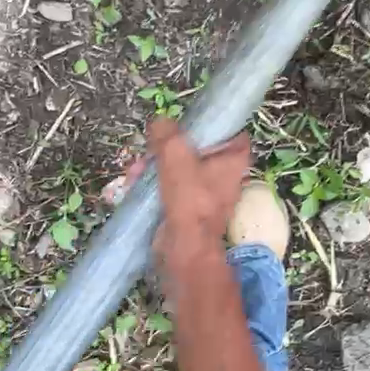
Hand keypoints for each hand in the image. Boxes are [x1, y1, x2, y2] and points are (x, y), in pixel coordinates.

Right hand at [147, 118, 250, 280]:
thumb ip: (167, 134)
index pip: (233, 134)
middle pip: (198, 152)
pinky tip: (135, 186)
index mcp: (234, 162)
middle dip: (169, 150)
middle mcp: (226, 178)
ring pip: (181, 171)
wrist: (185, 248)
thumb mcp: (175, 155)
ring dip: (156, 168)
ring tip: (135, 171)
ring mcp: (208, 196)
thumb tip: (160, 122)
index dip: (214, 126)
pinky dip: (156, 186)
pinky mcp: (190, 211)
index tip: (192, 123)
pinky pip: (173, 190)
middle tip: (150, 150)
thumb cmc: (189, 199)